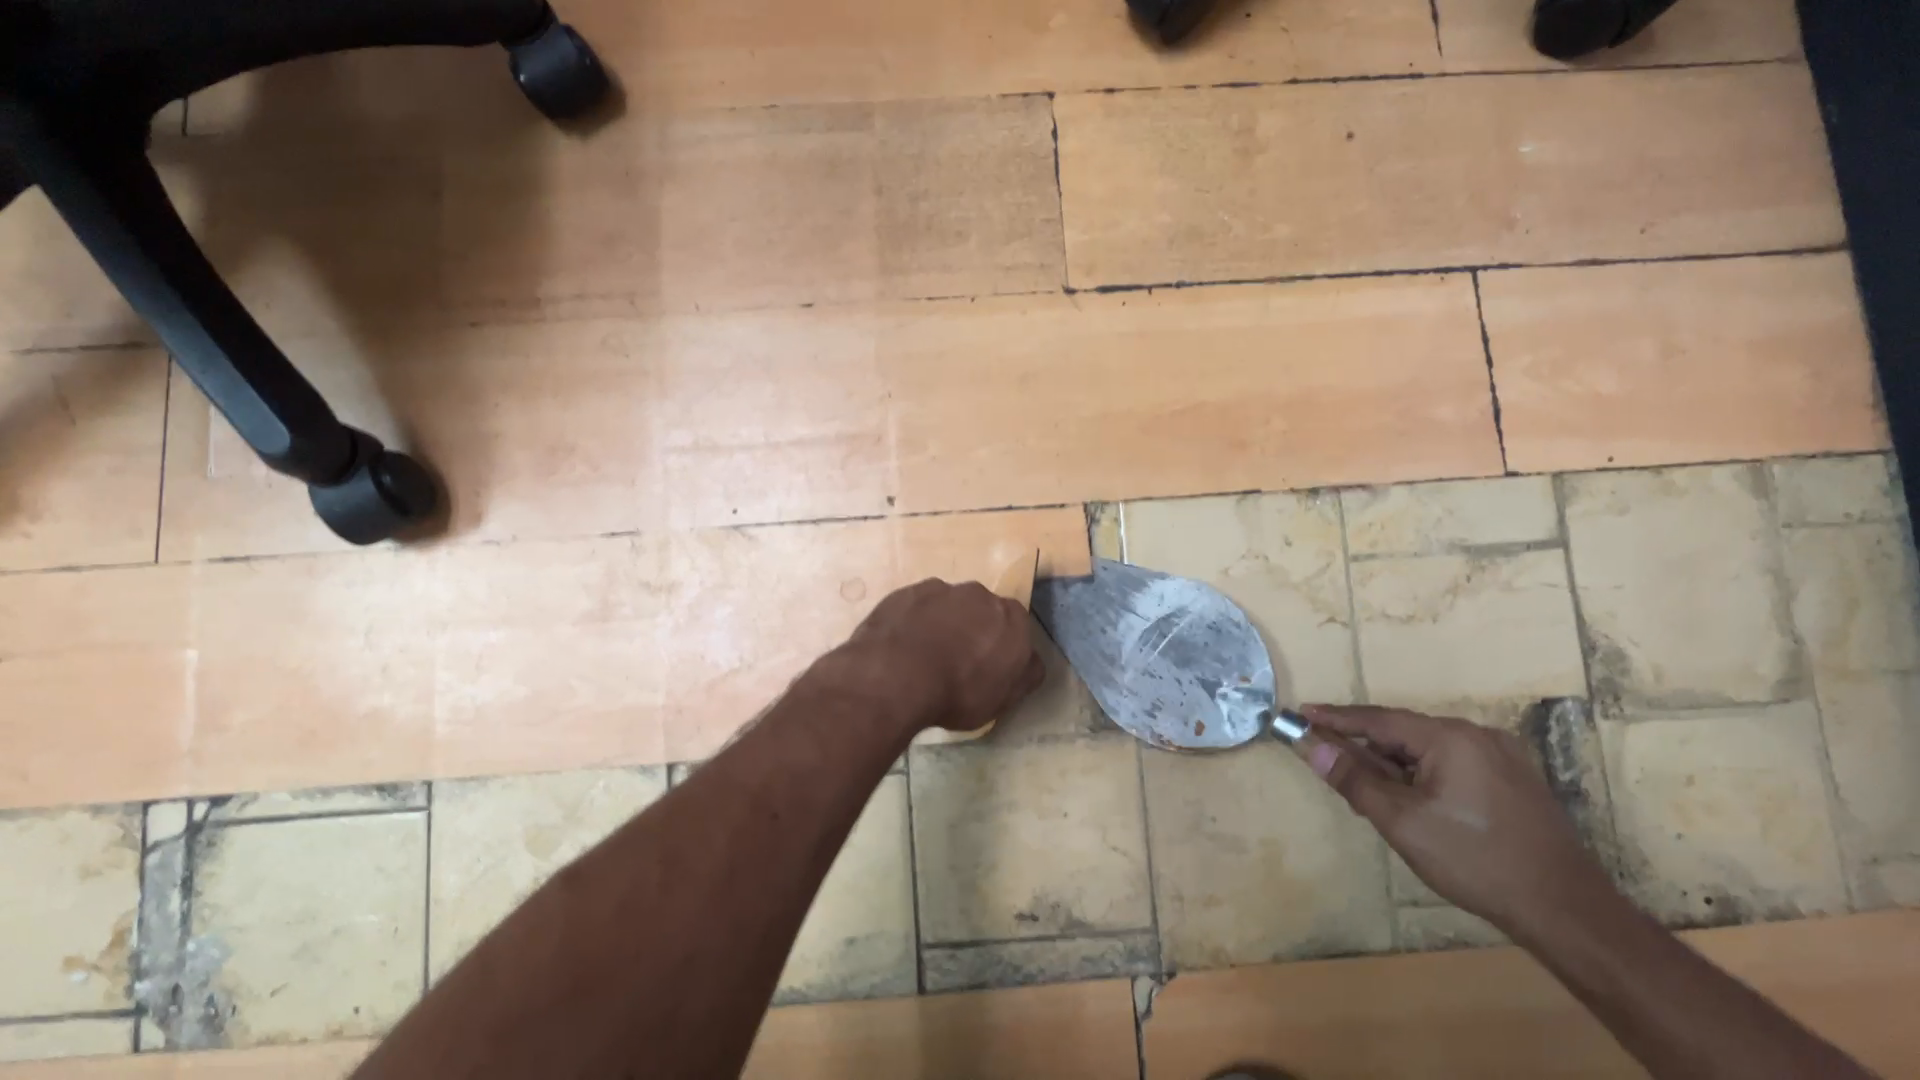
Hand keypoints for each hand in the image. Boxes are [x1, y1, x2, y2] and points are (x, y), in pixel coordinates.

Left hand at [834, 578, 1043, 733]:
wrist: (896, 676)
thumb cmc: (959, 692)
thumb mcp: (1003, 699)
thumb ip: (1023, 676)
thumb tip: (1031, 662)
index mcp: (1012, 618)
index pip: (1016, 629)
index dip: (1002, 649)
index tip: (988, 670)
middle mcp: (979, 594)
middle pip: (981, 611)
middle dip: (972, 631)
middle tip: (955, 663)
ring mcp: (939, 589)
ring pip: (947, 606)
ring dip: (941, 624)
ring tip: (922, 658)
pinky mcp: (904, 592)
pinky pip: (915, 607)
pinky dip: (912, 622)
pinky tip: (900, 647)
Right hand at [1299, 704, 1619, 940]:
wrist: (1563, 907)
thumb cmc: (1475, 861)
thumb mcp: (1403, 822)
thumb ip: (1355, 779)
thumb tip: (1313, 747)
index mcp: (1450, 738)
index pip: (1378, 719)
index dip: (1336, 718)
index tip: (1300, 713)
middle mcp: (1478, 734)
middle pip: (1405, 732)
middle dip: (1365, 747)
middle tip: (1329, 763)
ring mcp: (1502, 756)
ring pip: (1429, 750)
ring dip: (1394, 765)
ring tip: (1369, 792)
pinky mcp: (1514, 779)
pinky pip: (1453, 764)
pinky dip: (1423, 774)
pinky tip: (1413, 801)